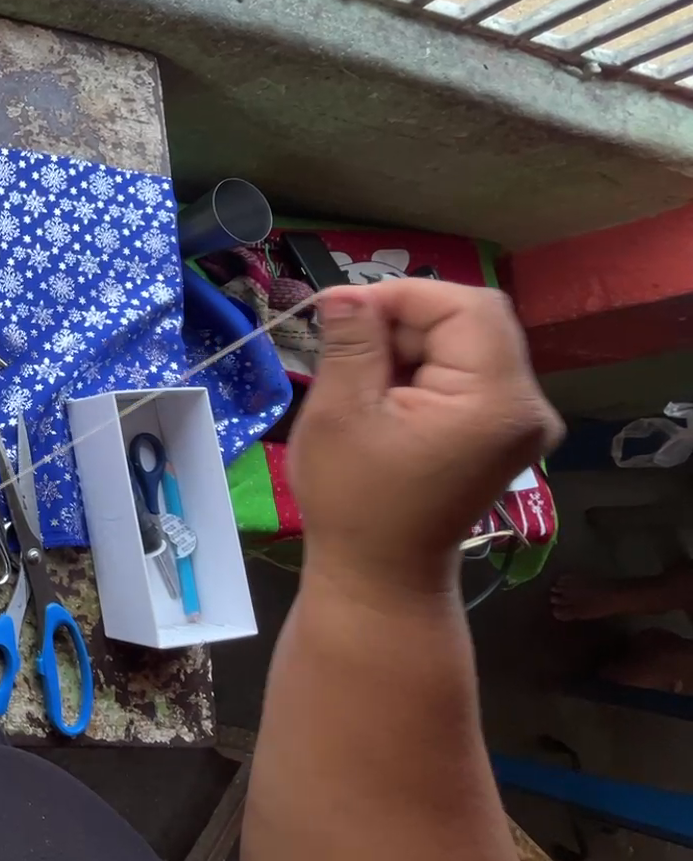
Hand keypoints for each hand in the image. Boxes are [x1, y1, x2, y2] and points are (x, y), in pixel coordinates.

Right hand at [287, 280, 561, 595]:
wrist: (378, 566)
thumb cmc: (352, 495)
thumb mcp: (339, 413)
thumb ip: (350, 346)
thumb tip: (342, 294)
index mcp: (494, 399)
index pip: (465, 307)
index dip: (399, 295)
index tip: (335, 309)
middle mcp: (524, 403)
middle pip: (469, 323)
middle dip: (397, 319)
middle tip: (335, 342)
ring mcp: (515, 418)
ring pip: (462, 345)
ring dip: (401, 344)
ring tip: (349, 374)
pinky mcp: (496, 429)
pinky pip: (459, 374)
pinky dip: (412, 368)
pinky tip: (375, 392)